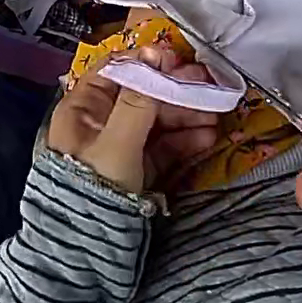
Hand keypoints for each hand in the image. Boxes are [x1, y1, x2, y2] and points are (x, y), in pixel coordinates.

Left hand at [47, 47, 221, 193]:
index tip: (177, 64)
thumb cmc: (94, 185)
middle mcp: (101, 121)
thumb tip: (154, 56)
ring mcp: (121, 144)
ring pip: (158, 120)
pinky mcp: (137, 166)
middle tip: (210, 87)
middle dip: (178, 91)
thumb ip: (138, 101)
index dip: (148, 63)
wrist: (87, 246)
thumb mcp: (116, 141)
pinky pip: (163, 146)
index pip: (117, 71)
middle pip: (144, 95)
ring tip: (217, 114)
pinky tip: (208, 137)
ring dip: (188, 115)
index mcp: (84, 107)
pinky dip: (185, 140)